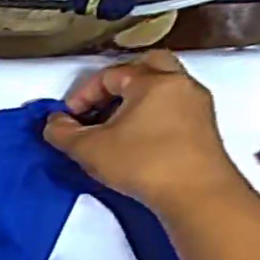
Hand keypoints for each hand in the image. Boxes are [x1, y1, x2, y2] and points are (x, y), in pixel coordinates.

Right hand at [42, 51, 249, 218]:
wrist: (196, 194)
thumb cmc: (141, 163)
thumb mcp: (86, 148)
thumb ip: (60, 131)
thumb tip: (56, 122)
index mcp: (154, 82)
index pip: (109, 74)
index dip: (82, 94)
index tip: (69, 119)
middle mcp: (181, 85)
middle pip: (147, 65)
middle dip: (117, 80)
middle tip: (98, 104)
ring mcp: (197, 104)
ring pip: (162, 84)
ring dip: (133, 96)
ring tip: (112, 122)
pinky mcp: (203, 125)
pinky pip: (172, 103)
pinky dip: (149, 110)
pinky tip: (132, 135)